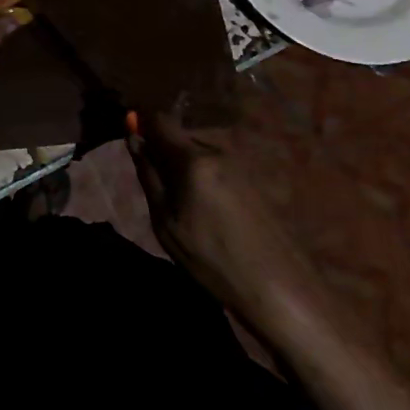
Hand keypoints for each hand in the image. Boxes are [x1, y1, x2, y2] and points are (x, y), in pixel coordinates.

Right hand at [127, 106, 317, 321]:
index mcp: (193, 158)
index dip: (141, 122)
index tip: (131, 139)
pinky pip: (215, 167)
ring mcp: (240, 165)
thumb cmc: (211, 258)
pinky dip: (201, 178)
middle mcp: (218, 151)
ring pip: (197, 153)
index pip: (160, 119)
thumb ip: (148, 175)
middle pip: (179, 137)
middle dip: (162, 151)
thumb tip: (134, 139)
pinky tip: (205, 211)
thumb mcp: (166, 221)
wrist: (279, 289)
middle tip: (155, 187)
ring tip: (181, 205)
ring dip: (182, 167)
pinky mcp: (253, 181)